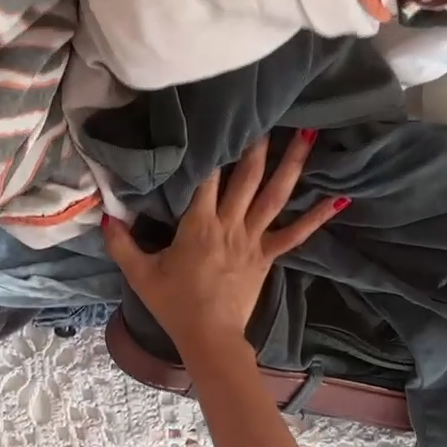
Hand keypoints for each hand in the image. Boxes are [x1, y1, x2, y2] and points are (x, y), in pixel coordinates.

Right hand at [103, 132, 344, 362]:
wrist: (209, 337)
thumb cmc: (173, 305)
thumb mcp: (140, 275)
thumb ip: (121, 244)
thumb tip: (106, 215)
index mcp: (198, 225)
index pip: (205, 177)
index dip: (211, 146)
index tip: (218, 118)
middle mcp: (230, 225)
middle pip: (246, 176)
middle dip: (257, 142)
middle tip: (268, 109)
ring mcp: (253, 240)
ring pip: (275, 196)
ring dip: (292, 163)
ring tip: (309, 133)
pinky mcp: (267, 256)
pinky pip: (296, 234)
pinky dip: (317, 217)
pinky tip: (340, 198)